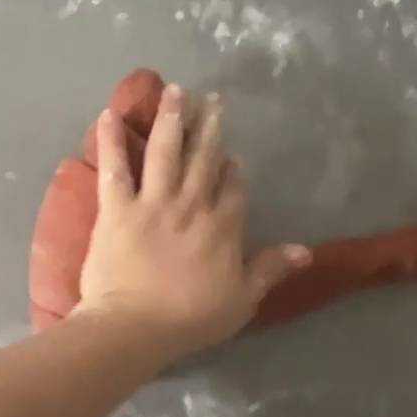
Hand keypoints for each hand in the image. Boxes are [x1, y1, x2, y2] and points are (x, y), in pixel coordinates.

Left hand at [75, 84, 308, 360]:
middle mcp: (191, 206)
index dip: (232, 170)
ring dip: (170, 119)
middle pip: (203, 160)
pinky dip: (111, 140)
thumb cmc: (189, 320)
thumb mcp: (241, 301)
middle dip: (208, 128)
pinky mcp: (117, 209)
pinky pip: (115, 168)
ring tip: (173, 90)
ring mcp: (152, 203)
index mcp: (222, 228)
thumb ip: (270, 270)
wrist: (135, 326)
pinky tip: (109, 114)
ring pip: (165, 152)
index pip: (232, 189)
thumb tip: (307, 251)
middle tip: (212, 99)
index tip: (232, 155)